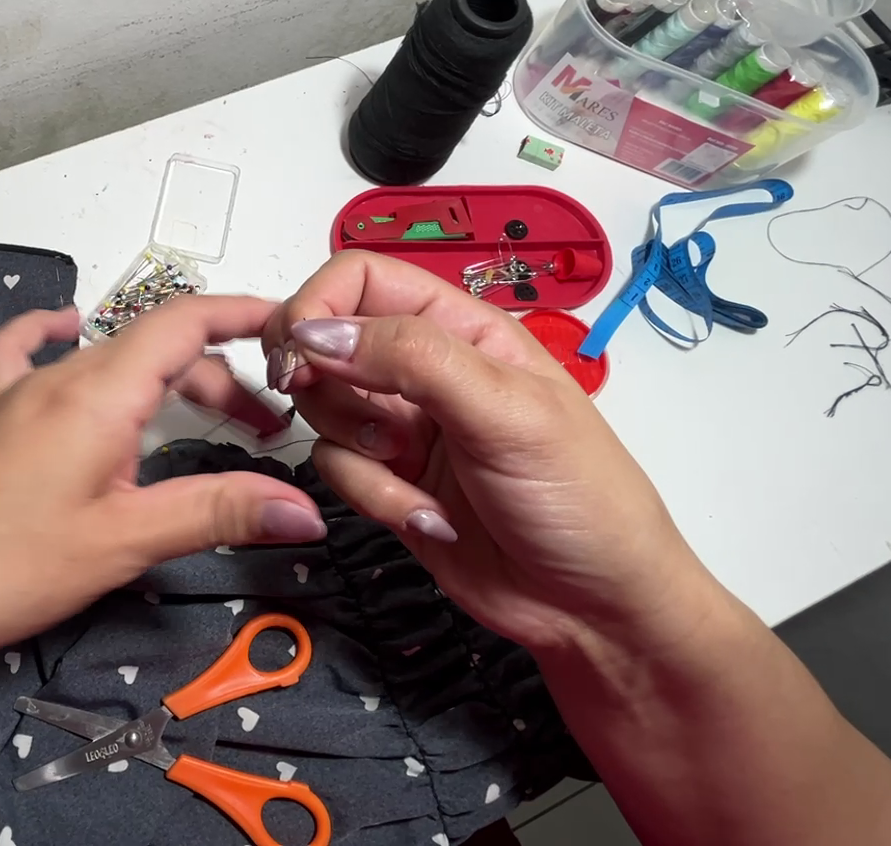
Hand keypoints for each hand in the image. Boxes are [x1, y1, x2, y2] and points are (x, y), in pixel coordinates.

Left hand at [0, 296, 324, 716]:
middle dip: (219, 376)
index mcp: (100, 391)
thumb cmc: (4, 567)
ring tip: (197, 417)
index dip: (243, 314)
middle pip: (156, 346)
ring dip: (162, 377)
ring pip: (107, 357)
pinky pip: (26, 352)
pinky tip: (66, 335)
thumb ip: (216, 513)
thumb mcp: (122, 542)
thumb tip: (308, 509)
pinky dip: (58, 335)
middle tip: (261, 432)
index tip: (289, 330)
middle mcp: (60, 373)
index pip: (185, 321)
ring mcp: (16, 389)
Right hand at [264, 251, 726, 654]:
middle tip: (341, 408)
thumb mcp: (507, 414)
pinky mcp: (382, 475)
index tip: (298, 349)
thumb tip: (317, 331)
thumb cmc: (584, 501)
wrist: (592, 609)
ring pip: (319, 404)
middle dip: (321, 378)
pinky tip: (425, 512)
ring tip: (409, 462)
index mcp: (459, 329)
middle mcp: (419, 369)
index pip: (360, 280)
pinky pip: (331, 465)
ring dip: (353, 441)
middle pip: (323, 340)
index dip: (318, 304)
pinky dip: (368, 492)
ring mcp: (397, 423)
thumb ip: (412, 358)